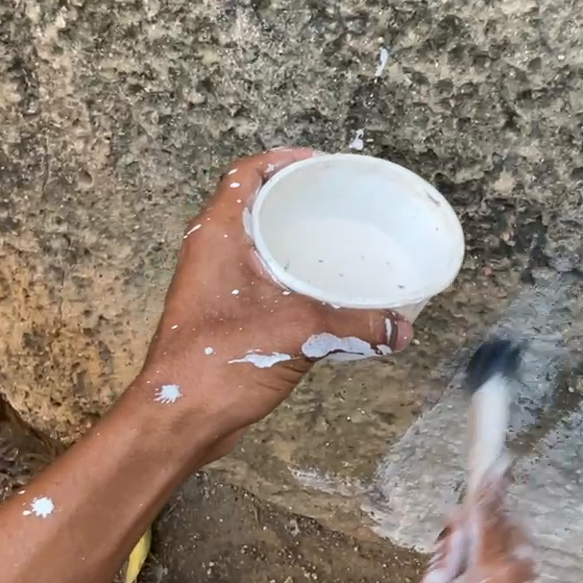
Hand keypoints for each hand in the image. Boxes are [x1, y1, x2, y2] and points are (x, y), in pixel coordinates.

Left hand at [133, 147, 413, 457]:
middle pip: (254, 208)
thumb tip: (401, 330)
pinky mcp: (225, 319)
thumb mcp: (297, 332)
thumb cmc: (221, 363)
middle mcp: (212, 254)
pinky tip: (324, 295)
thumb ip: (355, 327)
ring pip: (259, 249)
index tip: (318, 165)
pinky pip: (263, 285)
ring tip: (338, 245)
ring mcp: (216, 288)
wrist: (180, 420)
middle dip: (294, 201)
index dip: (280, 161)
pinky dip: (292, 282)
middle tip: (338, 205)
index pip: (244, 176)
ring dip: (292, 244)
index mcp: (217, 236)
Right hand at [409, 472, 536, 582]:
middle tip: (468, 499)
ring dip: (491, 527)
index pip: (491, 511)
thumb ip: (445, 552)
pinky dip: (496, 546)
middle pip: (506, 522)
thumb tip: (455, 519)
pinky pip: (514, 557)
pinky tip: (473, 556)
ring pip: (512, 539)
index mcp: (495, 568)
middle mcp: (521, 572)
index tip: (495, 452)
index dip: (490, 481)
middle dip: (487, 506)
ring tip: (464, 535)